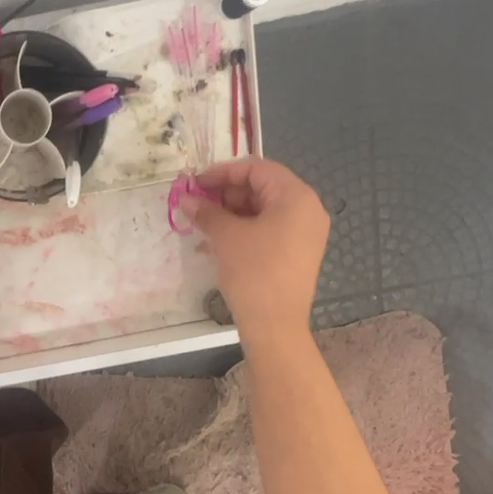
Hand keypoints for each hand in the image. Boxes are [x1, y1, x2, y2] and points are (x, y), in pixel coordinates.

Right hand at [180, 158, 329, 339]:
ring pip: (262, 212)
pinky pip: (267, 231)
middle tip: (195, 204)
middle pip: (261, 189)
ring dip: (230, 215)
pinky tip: (214, 243)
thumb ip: (206, 212)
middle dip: (225, 195)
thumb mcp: (226, 237)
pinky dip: (242, 231)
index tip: (195, 182)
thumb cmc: (254, 272)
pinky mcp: (296, 254)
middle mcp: (306, 210)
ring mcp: (304, 234)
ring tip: (200, 225)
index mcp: (296, 197)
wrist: (275, 324)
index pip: (258, 169)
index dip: (223, 172)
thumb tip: (186, 199)